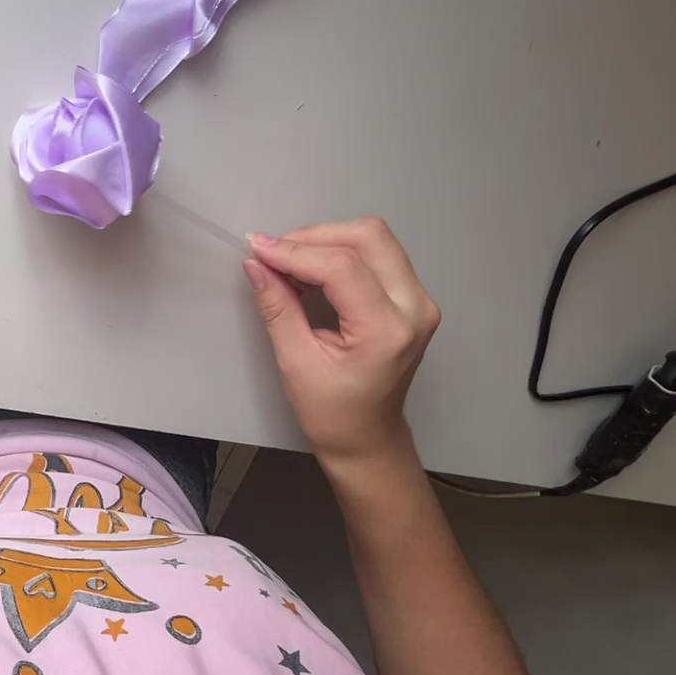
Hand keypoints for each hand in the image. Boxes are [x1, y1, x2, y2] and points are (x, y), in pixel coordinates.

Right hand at [243, 218, 439, 464]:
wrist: (367, 437)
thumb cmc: (331, 412)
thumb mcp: (295, 362)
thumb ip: (278, 307)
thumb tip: (256, 265)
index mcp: (387, 331)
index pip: (341, 267)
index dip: (294, 252)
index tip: (257, 250)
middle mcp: (414, 307)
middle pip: (368, 238)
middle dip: (314, 236)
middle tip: (274, 253)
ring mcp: (419, 300)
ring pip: (375, 240)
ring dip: (327, 240)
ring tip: (289, 261)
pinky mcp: (413, 297)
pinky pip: (378, 256)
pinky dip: (340, 252)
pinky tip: (310, 269)